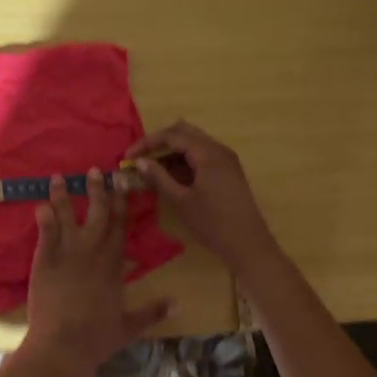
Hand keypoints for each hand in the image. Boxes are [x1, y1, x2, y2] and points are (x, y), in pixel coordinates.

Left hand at [22, 169, 171, 376]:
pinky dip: (43, 218)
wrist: (64, 346)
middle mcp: (93, 252)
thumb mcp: (130, 326)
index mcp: (114, 265)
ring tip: (58, 177)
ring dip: (63, 197)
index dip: (121, 203)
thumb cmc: (98, 337)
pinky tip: (40, 204)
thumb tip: (178, 304)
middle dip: (97, 190)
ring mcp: (67, 254)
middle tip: (94, 170)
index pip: (121, 226)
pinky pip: (44, 233)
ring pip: (67, 217)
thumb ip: (152, 311)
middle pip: (97, 214)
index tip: (121, 183)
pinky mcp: (44, 261)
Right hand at [127, 122, 278, 269]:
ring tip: (152, 170)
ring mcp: (225, 159)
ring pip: (193, 143)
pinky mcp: (227, 171)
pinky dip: (184, 161)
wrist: (248, 244)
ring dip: (171, 152)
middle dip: (159, 142)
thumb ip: (159, 178)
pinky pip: (202, 156)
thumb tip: (139, 162)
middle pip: (184, 132)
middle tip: (140, 158)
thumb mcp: (181, 201)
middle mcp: (218, 149)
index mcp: (208, 153)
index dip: (147, 143)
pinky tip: (170, 177)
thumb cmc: (213, 223)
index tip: (128, 157)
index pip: (172, 135)